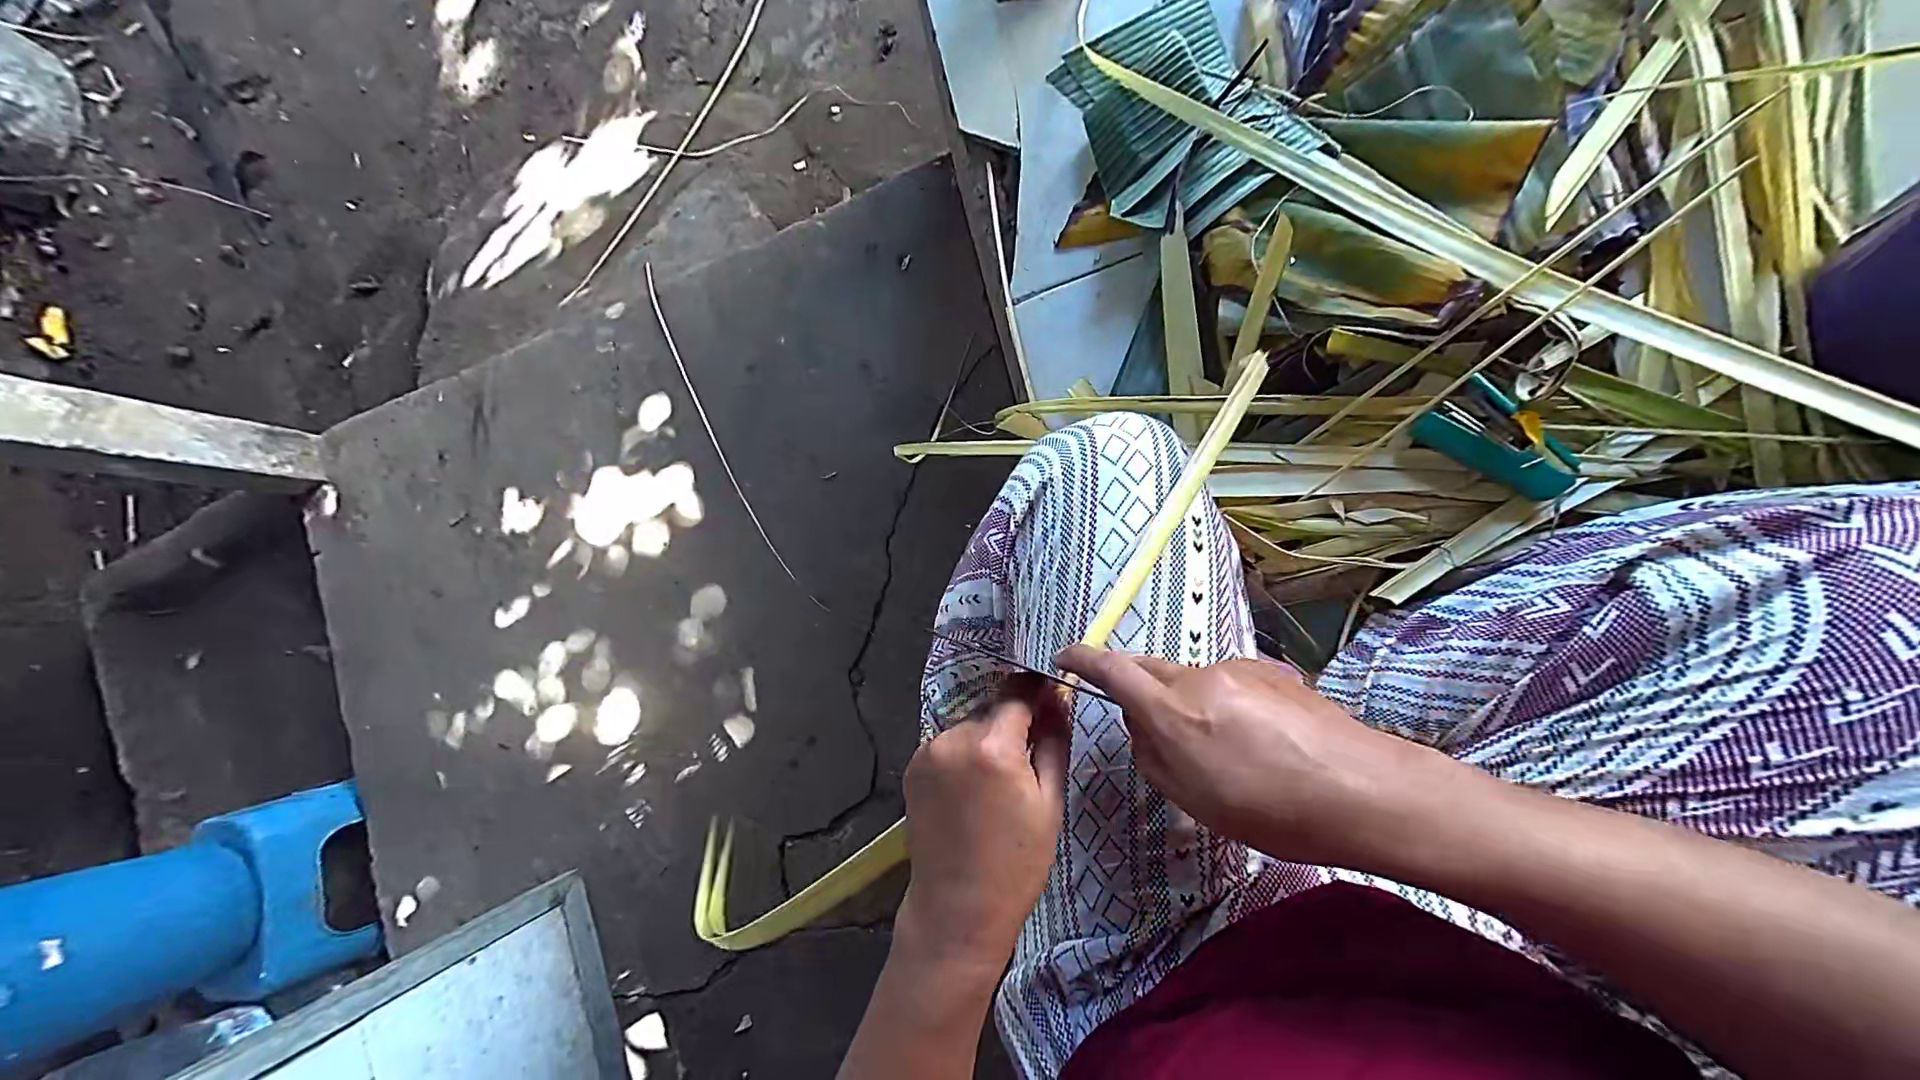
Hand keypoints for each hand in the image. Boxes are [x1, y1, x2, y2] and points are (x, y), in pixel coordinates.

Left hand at [898, 675, 1069, 970]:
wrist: (957, 909)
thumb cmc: (1016, 863)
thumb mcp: (1049, 801)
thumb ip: (1054, 740)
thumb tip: (1059, 698)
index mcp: (991, 745)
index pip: (1017, 691)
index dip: (1037, 690)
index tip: (1050, 693)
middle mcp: (952, 737)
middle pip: (992, 708)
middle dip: (1013, 720)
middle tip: (1031, 748)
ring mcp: (927, 751)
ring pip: (969, 724)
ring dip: (986, 736)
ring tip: (999, 777)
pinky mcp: (912, 766)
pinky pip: (948, 743)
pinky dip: (964, 752)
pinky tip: (973, 787)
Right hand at [1055, 647, 1463, 869]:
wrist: (1368, 791)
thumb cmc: (1273, 810)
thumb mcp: (1195, 800)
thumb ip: (1152, 756)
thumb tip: (1141, 726)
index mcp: (1173, 709)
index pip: (1112, 669)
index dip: (1083, 659)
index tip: (1064, 656)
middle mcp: (1200, 675)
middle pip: (1150, 667)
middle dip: (1134, 684)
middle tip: (1140, 719)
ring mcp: (1239, 667)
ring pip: (1191, 677)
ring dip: (1186, 701)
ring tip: (1220, 748)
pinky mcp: (1272, 670)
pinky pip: (1227, 680)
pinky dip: (1222, 701)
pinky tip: (1256, 737)